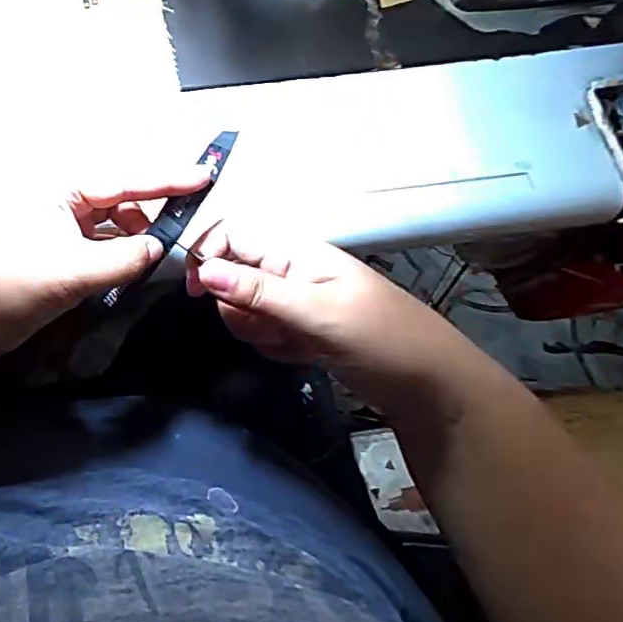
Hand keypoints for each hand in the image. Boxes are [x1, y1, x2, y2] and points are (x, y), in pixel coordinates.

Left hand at [0, 166, 212, 356]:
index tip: (203, 177)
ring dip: (134, 238)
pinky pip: (99, 243)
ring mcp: (57, 224)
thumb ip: (125, 258)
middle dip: (150, 213)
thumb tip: (161, 248)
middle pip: (119, 199)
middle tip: (185, 230)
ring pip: (111, 223)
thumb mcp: (72, 272)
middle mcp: (59, 199)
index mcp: (58, 189)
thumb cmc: (10, 287)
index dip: (166, 179)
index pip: (122, 180)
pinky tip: (133, 265)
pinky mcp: (56, 249)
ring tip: (155, 256)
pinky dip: (118, 252)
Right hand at [187, 225, 486, 411]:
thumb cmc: (379, 337)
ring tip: (297, 343)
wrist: (427, 385)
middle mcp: (289, 271)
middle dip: (242, 310)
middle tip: (274, 328)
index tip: (195, 292)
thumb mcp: (316, 313)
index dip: (207, 256)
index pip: (233, 236)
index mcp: (295, 252)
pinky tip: (305, 354)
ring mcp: (293, 302)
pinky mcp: (298, 329)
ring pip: (244, 311)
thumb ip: (258, 291)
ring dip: (260, 333)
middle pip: (230, 279)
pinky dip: (276, 347)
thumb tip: (203, 269)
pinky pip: (263, 334)